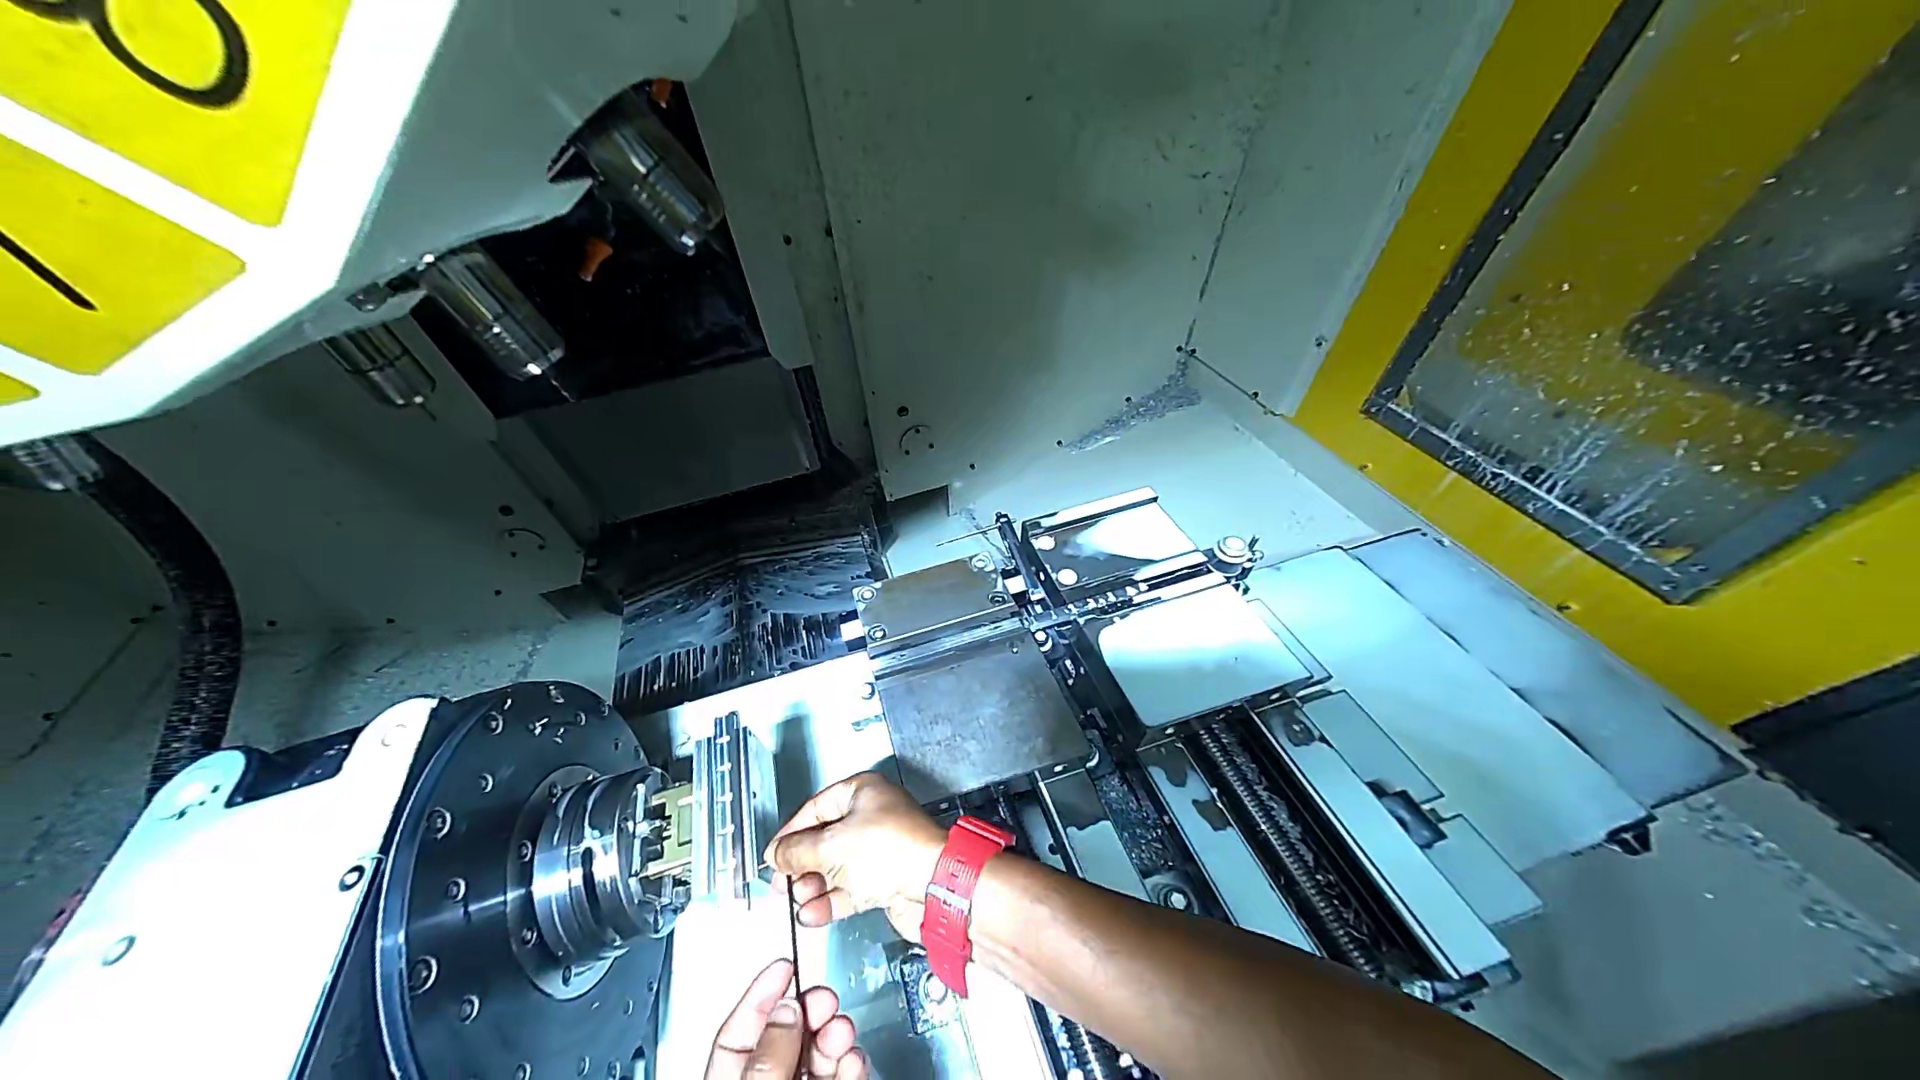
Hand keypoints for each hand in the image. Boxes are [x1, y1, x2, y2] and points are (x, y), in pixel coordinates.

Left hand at [705, 959, 866, 1079]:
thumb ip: (770, 1055)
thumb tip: (786, 1008)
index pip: (737, 1034)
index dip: (760, 996)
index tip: (782, 965)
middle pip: (785, 1040)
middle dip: (809, 1014)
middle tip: (824, 1000)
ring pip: (814, 1057)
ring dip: (833, 1037)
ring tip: (842, 1032)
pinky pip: (837, 1077)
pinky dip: (848, 1065)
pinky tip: (852, 1059)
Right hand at [765, 772, 945, 940]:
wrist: (932, 885)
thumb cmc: (894, 850)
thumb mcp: (831, 846)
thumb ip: (797, 850)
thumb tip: (777, 853)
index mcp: (862, 792)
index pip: (816, 808)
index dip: (791, 832)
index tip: (774, 853)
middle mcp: (872, 816)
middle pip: (825, 838)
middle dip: (801, 862)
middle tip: (782, 880)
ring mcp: (880, 847)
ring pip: (837, 865)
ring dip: (814, 884)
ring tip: (797, 898)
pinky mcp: (886, 877)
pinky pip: (851, 887)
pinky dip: (831, 900)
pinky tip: (812, 913)